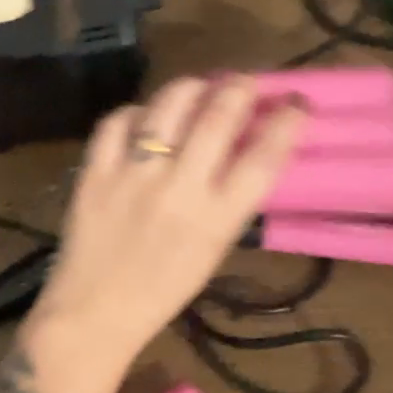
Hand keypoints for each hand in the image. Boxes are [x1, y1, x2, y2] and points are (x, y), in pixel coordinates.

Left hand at [28, 75, 308, 357]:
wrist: (96, 311)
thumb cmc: (162, 290)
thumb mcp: (212, 250)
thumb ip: (228, 201)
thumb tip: (243, 149)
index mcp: (217, 219)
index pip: (264, 158)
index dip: (287, 122)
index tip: (296, 101)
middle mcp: (179, 189)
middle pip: (218, 119)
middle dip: (240, 89)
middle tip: (245, 81)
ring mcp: (133, 176)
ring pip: (167, 108)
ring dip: (190, 87)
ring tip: (198, 86)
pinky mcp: (95, 172)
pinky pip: (116, 122)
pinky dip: (134, 111)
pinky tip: (144, 115)